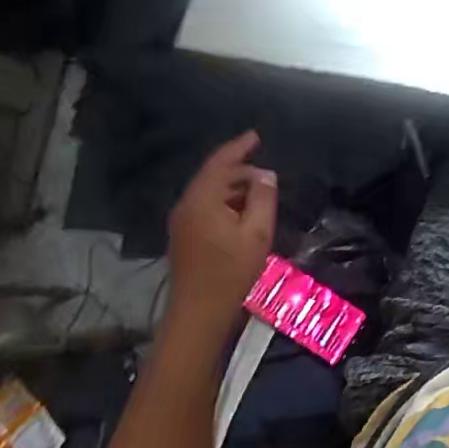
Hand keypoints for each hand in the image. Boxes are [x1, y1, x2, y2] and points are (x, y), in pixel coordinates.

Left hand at [166, 131, 277, 318]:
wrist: (199, 311)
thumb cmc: (230, 272)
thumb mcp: (256, 234)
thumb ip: (262, 199)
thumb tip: (266, 175)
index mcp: (202, 200)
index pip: (220, 163)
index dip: (239, 147)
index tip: (255, 136)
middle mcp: (186, 205)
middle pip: (213, 177)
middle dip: (240, 171)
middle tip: (266, 176)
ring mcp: (182, 221)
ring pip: (209, 193)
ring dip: (233, 189)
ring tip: (259, 193)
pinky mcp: (183, 236)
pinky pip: (205, 208)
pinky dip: (224, 203)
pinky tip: (242, 214)